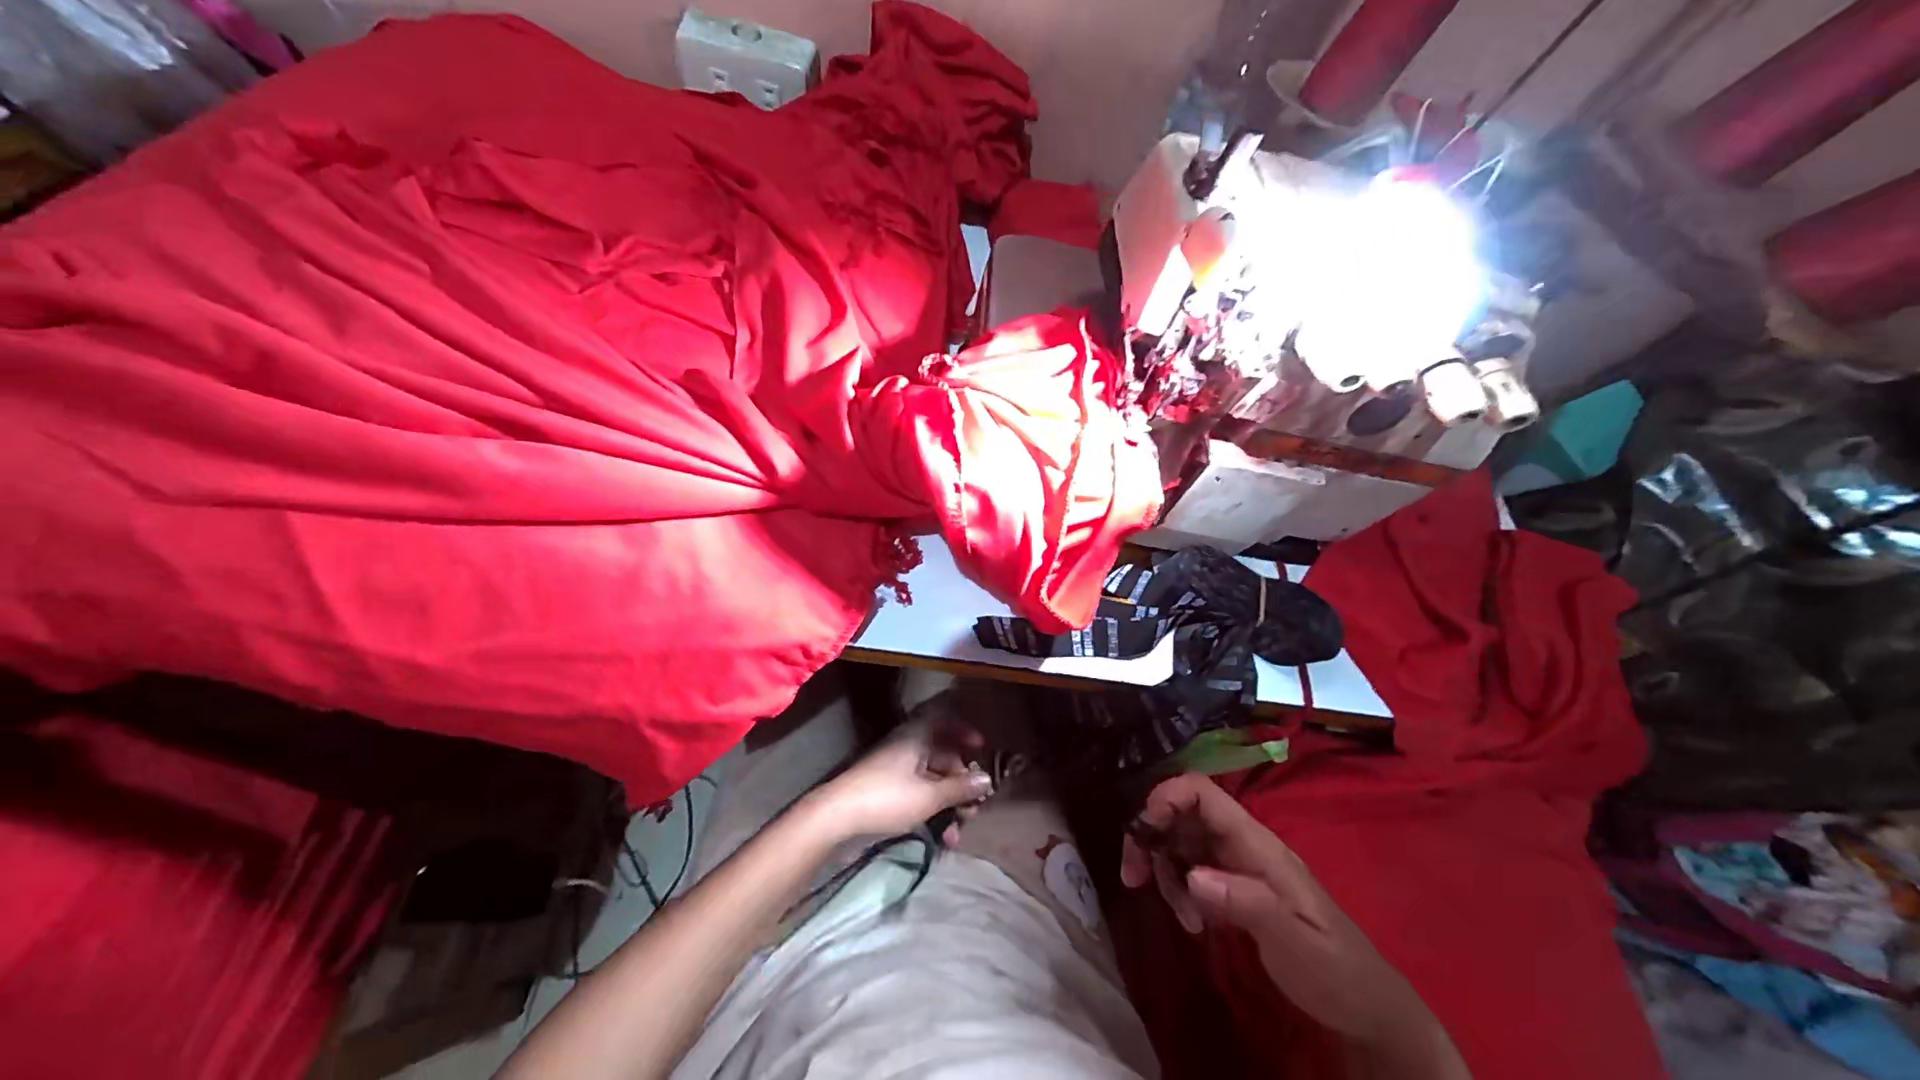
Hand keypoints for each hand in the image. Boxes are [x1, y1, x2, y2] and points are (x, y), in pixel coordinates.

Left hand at [801, 720, 993, 844]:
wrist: (836, 817)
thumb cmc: (887, 798)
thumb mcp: (929, 796)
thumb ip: (959, 788)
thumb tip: (986, 779)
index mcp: (916, 737)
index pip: (943, 721)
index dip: (963, 731)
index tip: (980, 748)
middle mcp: (907, 748)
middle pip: (942, 757)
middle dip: (961, 783)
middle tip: (974, 808)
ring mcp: (895, 770)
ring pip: (932, 781)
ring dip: (948, 805)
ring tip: (958, 833)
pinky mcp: (886, 792)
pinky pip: (918, 796)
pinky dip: (932, 812)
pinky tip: (941, 838)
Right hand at [1121, 774, 1461, 1067]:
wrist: (1365, 1008)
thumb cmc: (1335, 971)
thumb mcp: (1295, 943)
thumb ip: (1247, 903)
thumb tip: (1193, 875)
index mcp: (1257, 844)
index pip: (1202, 792)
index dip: (1165, 797)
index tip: (1142, 833)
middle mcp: (1241, 844)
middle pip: (1181, 814)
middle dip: (1151, 838)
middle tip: (1134, 878)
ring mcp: (1235, 865)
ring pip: (1179, 843)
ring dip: (1165, 872)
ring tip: (1184, 918)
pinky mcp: (1231, 887)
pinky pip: (1189, 871)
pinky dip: (1178, 890)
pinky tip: (1193, 923)